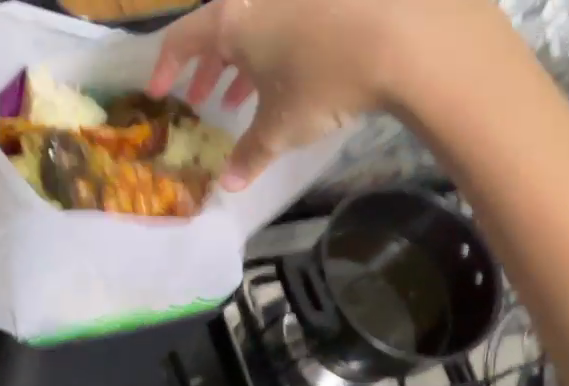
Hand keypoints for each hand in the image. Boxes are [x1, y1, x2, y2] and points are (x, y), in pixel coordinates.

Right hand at [148, 0, 521, 189]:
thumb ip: (250, 154)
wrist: (408, 36)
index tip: (160, 92)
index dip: (165, 67)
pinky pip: (290, 17)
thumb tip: (230, 184)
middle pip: (219, 28)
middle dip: (208, 66)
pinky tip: (291, 74)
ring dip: (245, 58)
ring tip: (244, 95)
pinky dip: (280, 45)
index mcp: (233, 21)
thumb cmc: (326, 80)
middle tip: (203, 97)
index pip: (182, 39)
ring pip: (257, 21)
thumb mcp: (282, 127)